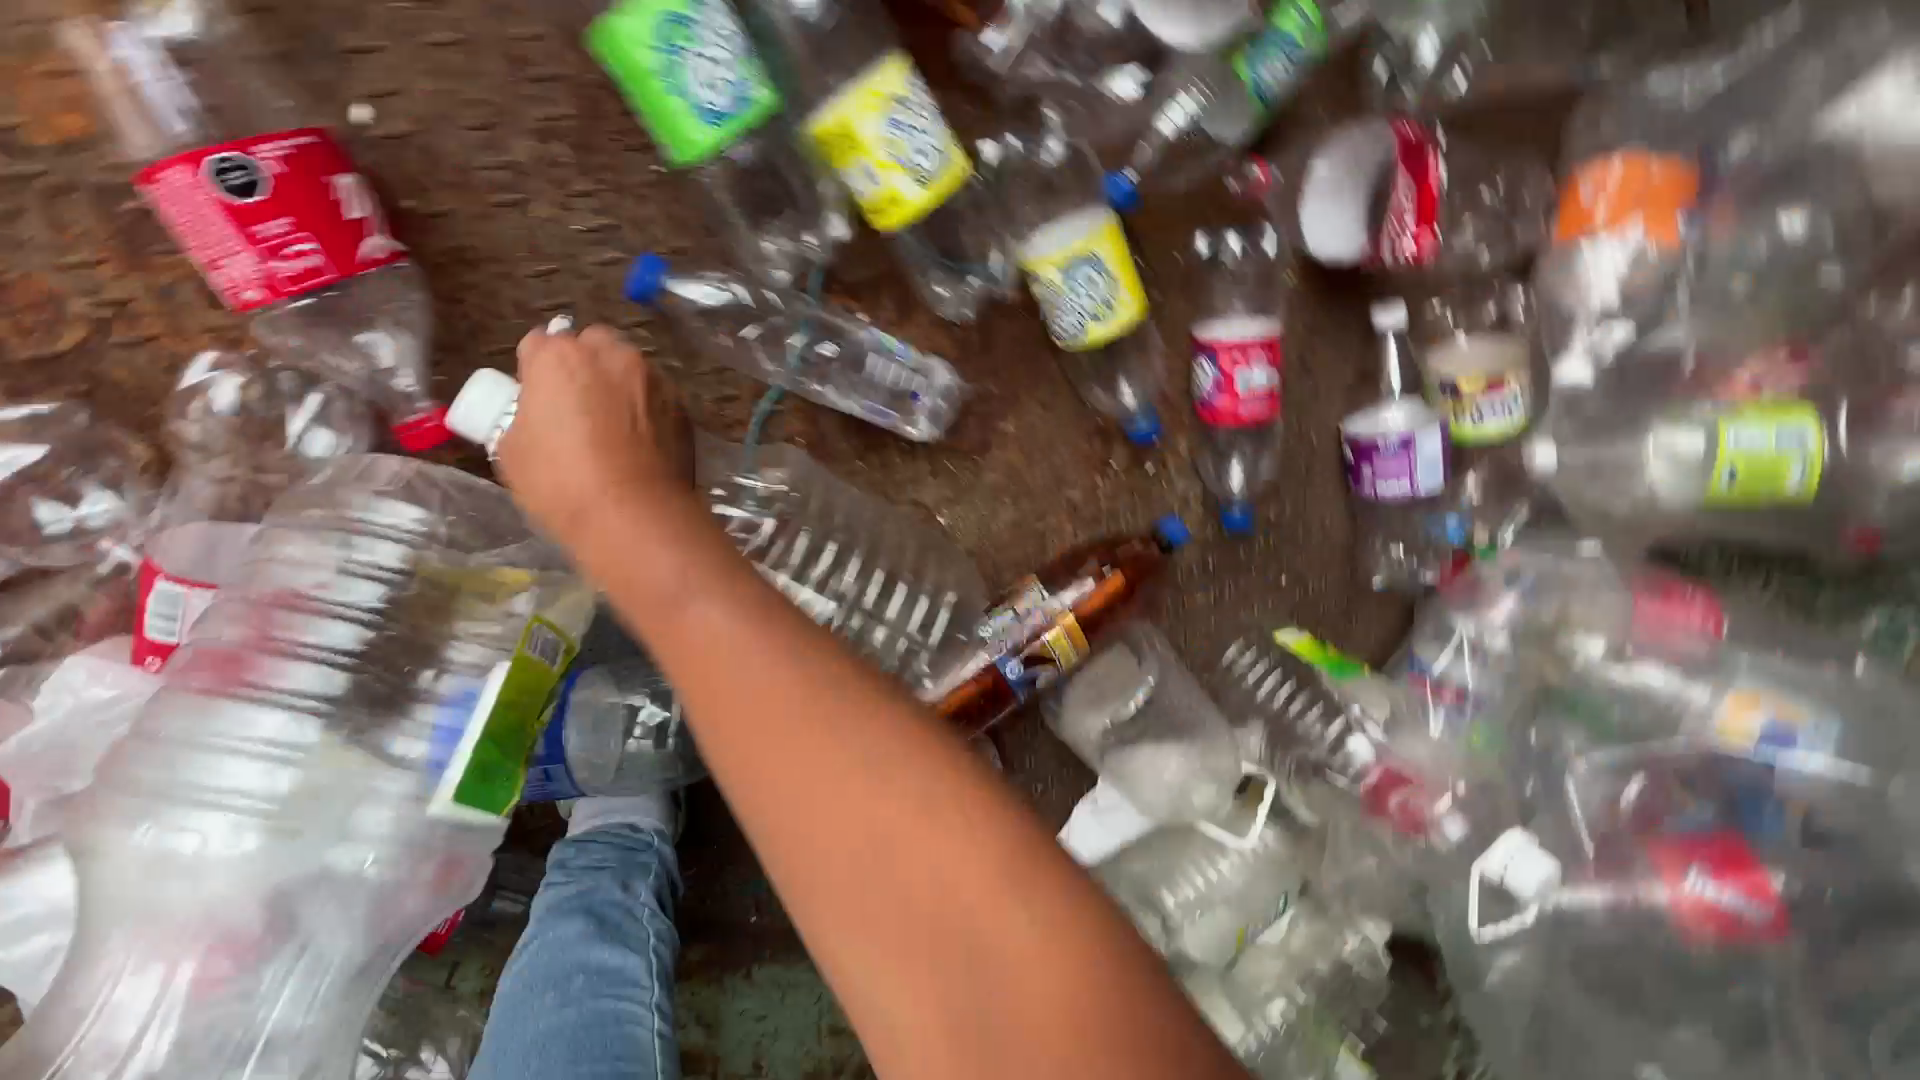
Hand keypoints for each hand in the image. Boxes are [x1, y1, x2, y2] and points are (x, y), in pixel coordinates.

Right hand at [493, 323, 694, 549]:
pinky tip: (642, 442)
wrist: (635, 514)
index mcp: (560, 357)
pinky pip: (657, 397)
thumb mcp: (513, 450)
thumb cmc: (562, 483)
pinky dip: (648, 409)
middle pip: (591, 345)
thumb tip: (539, 414)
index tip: (536, 399)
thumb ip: (524, 415)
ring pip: (630, 368)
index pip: (538, 345)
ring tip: (615, 426)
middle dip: (583, 366)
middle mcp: (611, 355)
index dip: (534, 372)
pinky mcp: (682, 406)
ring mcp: (654, 378)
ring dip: (620, 385)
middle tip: (577, 406)